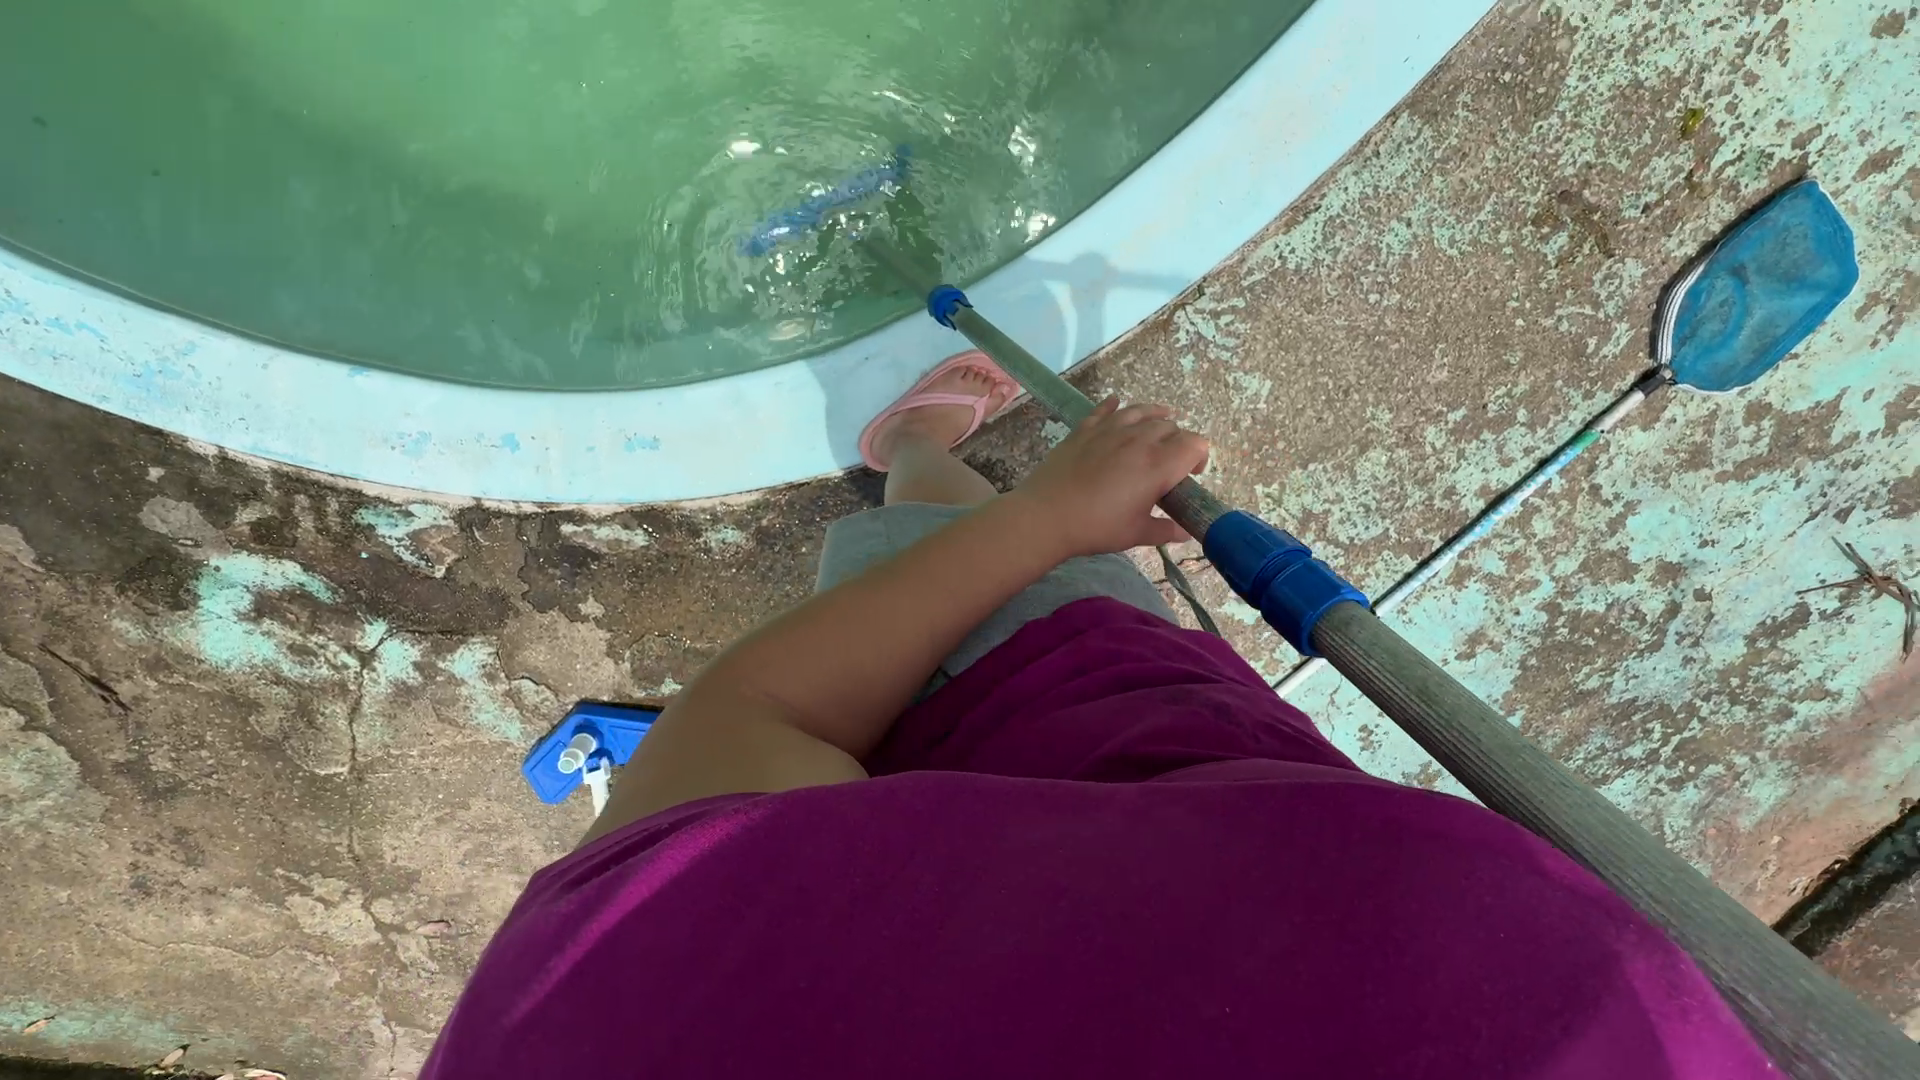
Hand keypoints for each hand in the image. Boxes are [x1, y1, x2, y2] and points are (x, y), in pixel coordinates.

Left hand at [1009, 396, 1209, 556]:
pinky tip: (1116, 403)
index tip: (1192, 474)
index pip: (1195, 445)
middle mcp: (1138, 439)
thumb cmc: (1096, 527)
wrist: (1047, 515)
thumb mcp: (1136, 533)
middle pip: (1170, 427)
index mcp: (1158, 465)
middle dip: (1178, 440)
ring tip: (1161, 419)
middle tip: (1171, 459)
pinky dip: (1114, 405)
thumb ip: (1164, 530)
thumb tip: (1184, 533)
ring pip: (1141, 411)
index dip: (1200, 456)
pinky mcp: (1084, 429)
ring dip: (1155, 415)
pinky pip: (1105, 409)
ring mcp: (1110, 430)